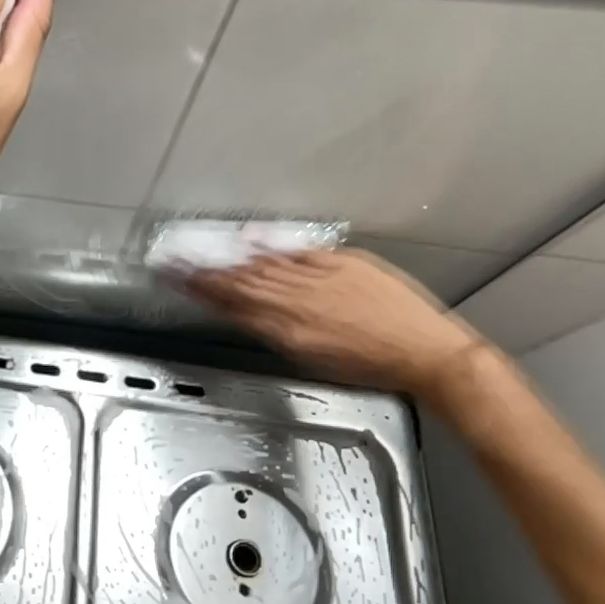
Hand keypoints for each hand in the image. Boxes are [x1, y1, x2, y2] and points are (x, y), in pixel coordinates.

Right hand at [184, 250, 487, 401]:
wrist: (430, 355)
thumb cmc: (375, 366)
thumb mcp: (314, 358)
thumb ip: (277, 331)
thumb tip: (250, 315)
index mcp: (288, 326)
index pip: (231, 301)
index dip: (198, 287)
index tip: (174, 276)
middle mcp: (298, 298)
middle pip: (239, 279)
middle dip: (202, 269)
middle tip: (175, 259)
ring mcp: (320, 277)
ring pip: (263, 264)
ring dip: (228, 257)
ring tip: (203, 249)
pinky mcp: (344, 263)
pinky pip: (296, 251)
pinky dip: (270, 244)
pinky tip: (250, 237)